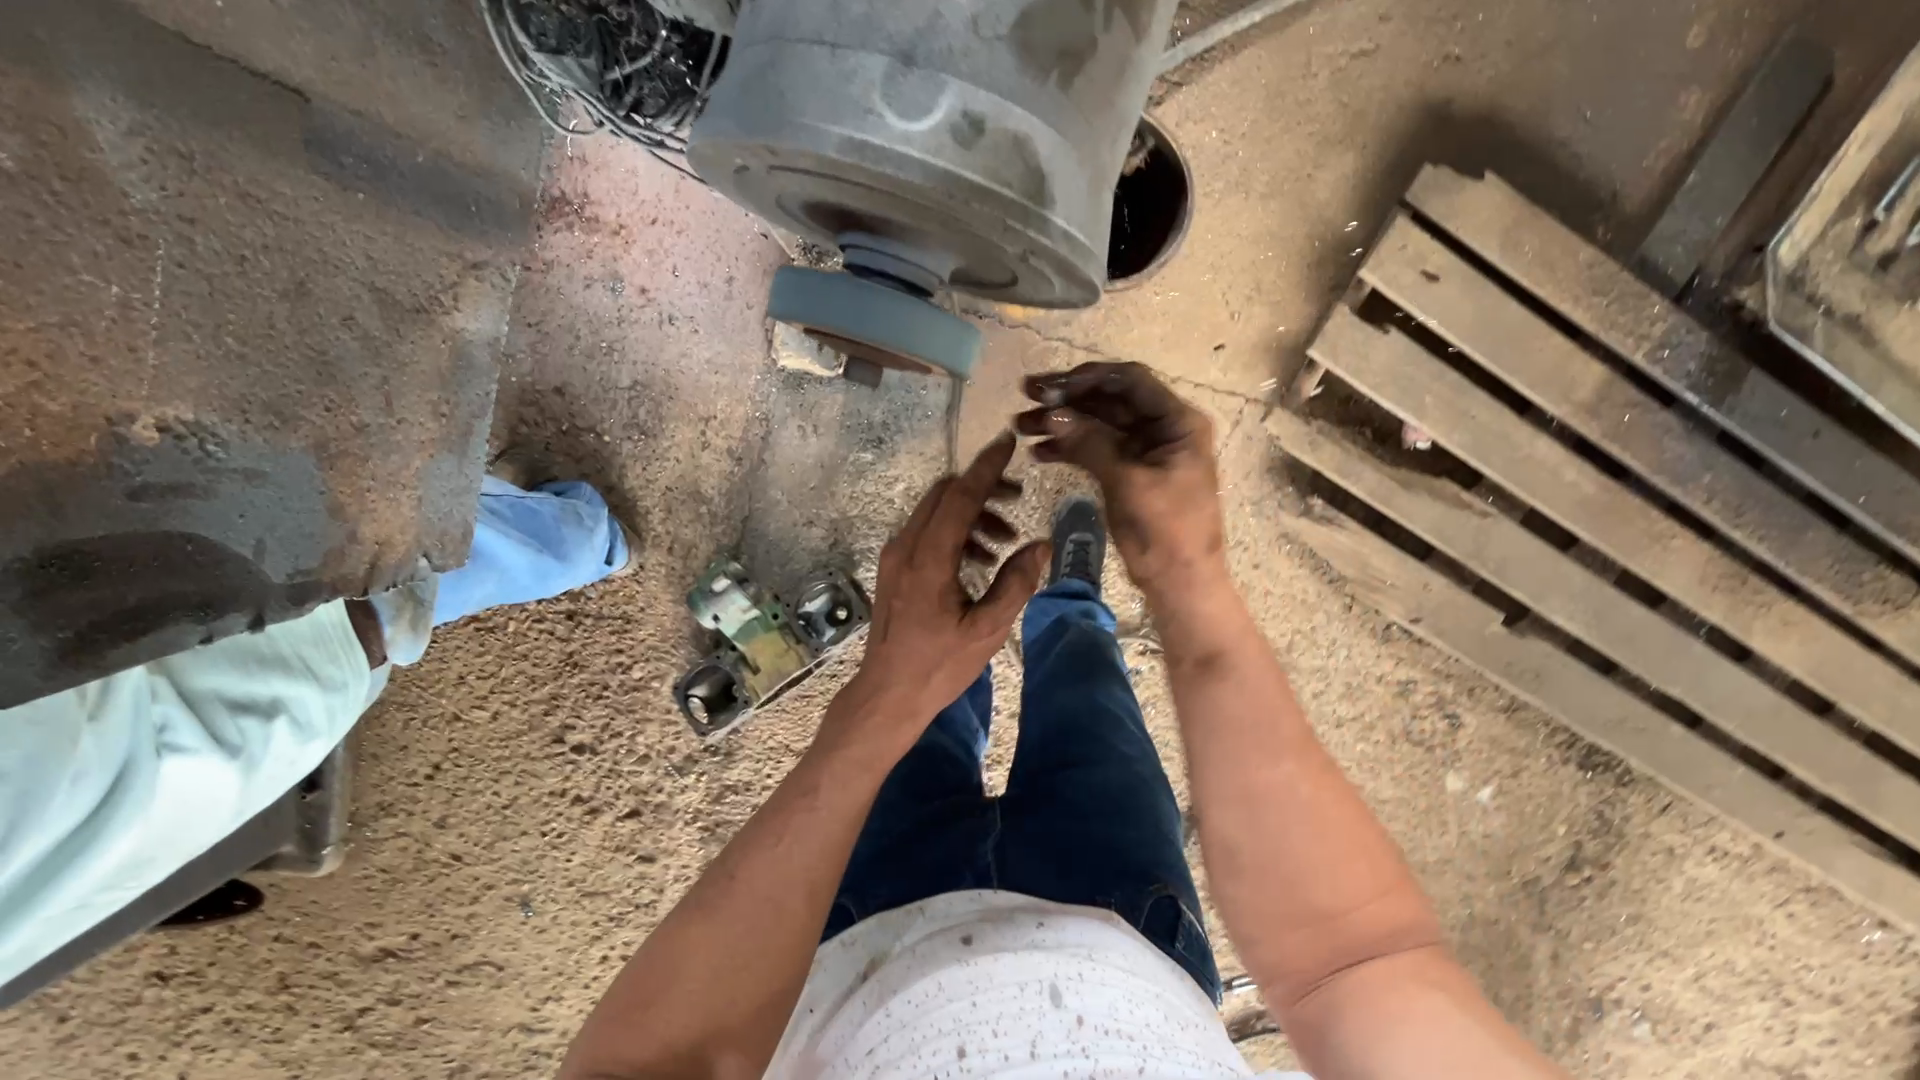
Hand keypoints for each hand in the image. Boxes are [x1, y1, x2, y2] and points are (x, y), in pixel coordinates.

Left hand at [840, 433, 1049, 744]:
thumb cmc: (938, 666)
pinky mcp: (894, 569)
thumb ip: (1015, 583)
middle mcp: (905, 547)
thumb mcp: (987, 630)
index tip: (1007, 442)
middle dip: (982, 488)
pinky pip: (926, 531)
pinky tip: (980, 559)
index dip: (986, 468)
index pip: (959, 496)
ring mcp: (895, 557)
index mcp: (928, 559)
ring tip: (1005, 541)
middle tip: (1017, 502)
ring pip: (934, 511)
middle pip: (943, 494)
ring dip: (971, 513)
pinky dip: (955, 530)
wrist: (887, 693)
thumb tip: (1041, 544)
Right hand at [1015, 361, 1224, 595]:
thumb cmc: (1167, 531)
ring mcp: (1144, 451)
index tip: (1051, 387)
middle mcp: (1161, 428)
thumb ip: (1091, 443)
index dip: (1088, 378)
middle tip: (1026, 397)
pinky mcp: (1128, 473)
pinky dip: (1068, 448)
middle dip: (1068, 399)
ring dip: (1062, 423)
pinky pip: (1095, 450)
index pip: (1130, 381)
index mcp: (1177, 422)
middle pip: (1109, 400)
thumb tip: (1052, 415)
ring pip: (1097, 424)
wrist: (1181, 582)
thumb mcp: (1129, 483)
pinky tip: (1038, 452)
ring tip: (1021, 426)